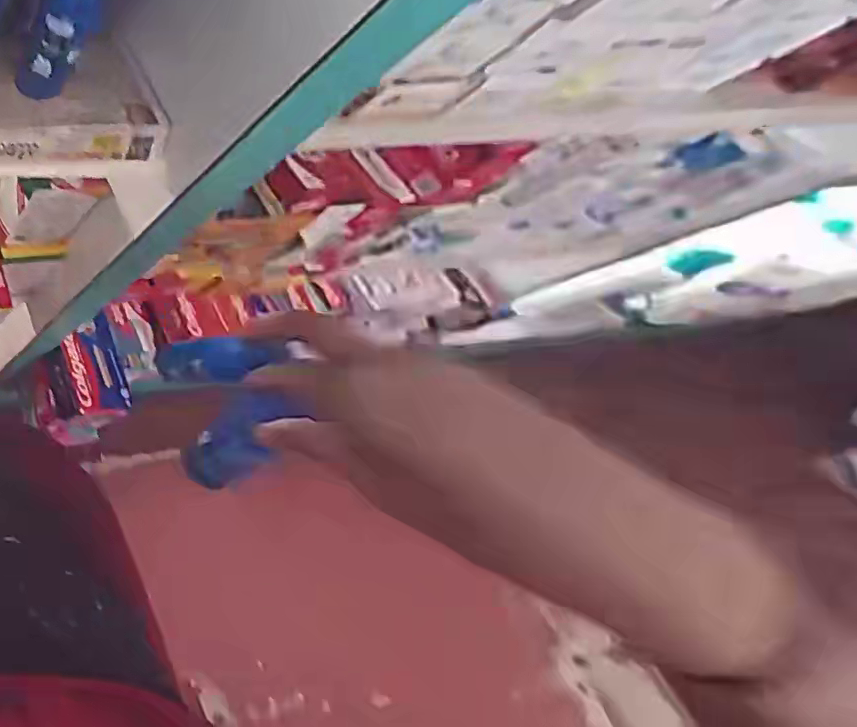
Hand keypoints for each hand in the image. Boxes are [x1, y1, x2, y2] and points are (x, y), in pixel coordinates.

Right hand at [239, 313, 807, 688]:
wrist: (617, 530)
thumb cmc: (488, 528)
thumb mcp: (392, 495)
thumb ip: (326, 451)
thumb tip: (268, 428)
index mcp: (368, 396)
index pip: (293, 374)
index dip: (261, 378)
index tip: (239, 386)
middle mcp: (392, 363)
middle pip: (318, 326)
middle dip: (275, 328)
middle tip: (245, 342)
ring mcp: (430, 361)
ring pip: (356, 339)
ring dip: (320, 347)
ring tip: (302, 377)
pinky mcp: (460, 371)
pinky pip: (391, 356)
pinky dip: (360, 363)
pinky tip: (364, 396)